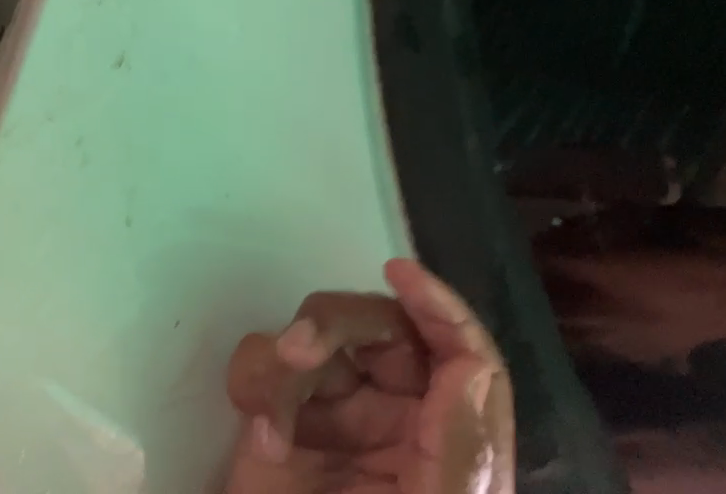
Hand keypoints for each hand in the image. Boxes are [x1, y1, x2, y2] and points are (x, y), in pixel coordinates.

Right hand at [222, 259, 513, 493]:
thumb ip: (460, 453)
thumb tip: (472, 367)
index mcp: (454, 443)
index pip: (463, 355)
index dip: (440, 307)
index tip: (399, 272)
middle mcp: (398, 414)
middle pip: (375, 326)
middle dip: (331, 328)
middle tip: (300, 355)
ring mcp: (335, 410)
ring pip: (309, 337)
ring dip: (281, 371)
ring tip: (266, 426)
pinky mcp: (279, 410)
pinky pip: (261, 360)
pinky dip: (254, 390)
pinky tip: (260, 439)